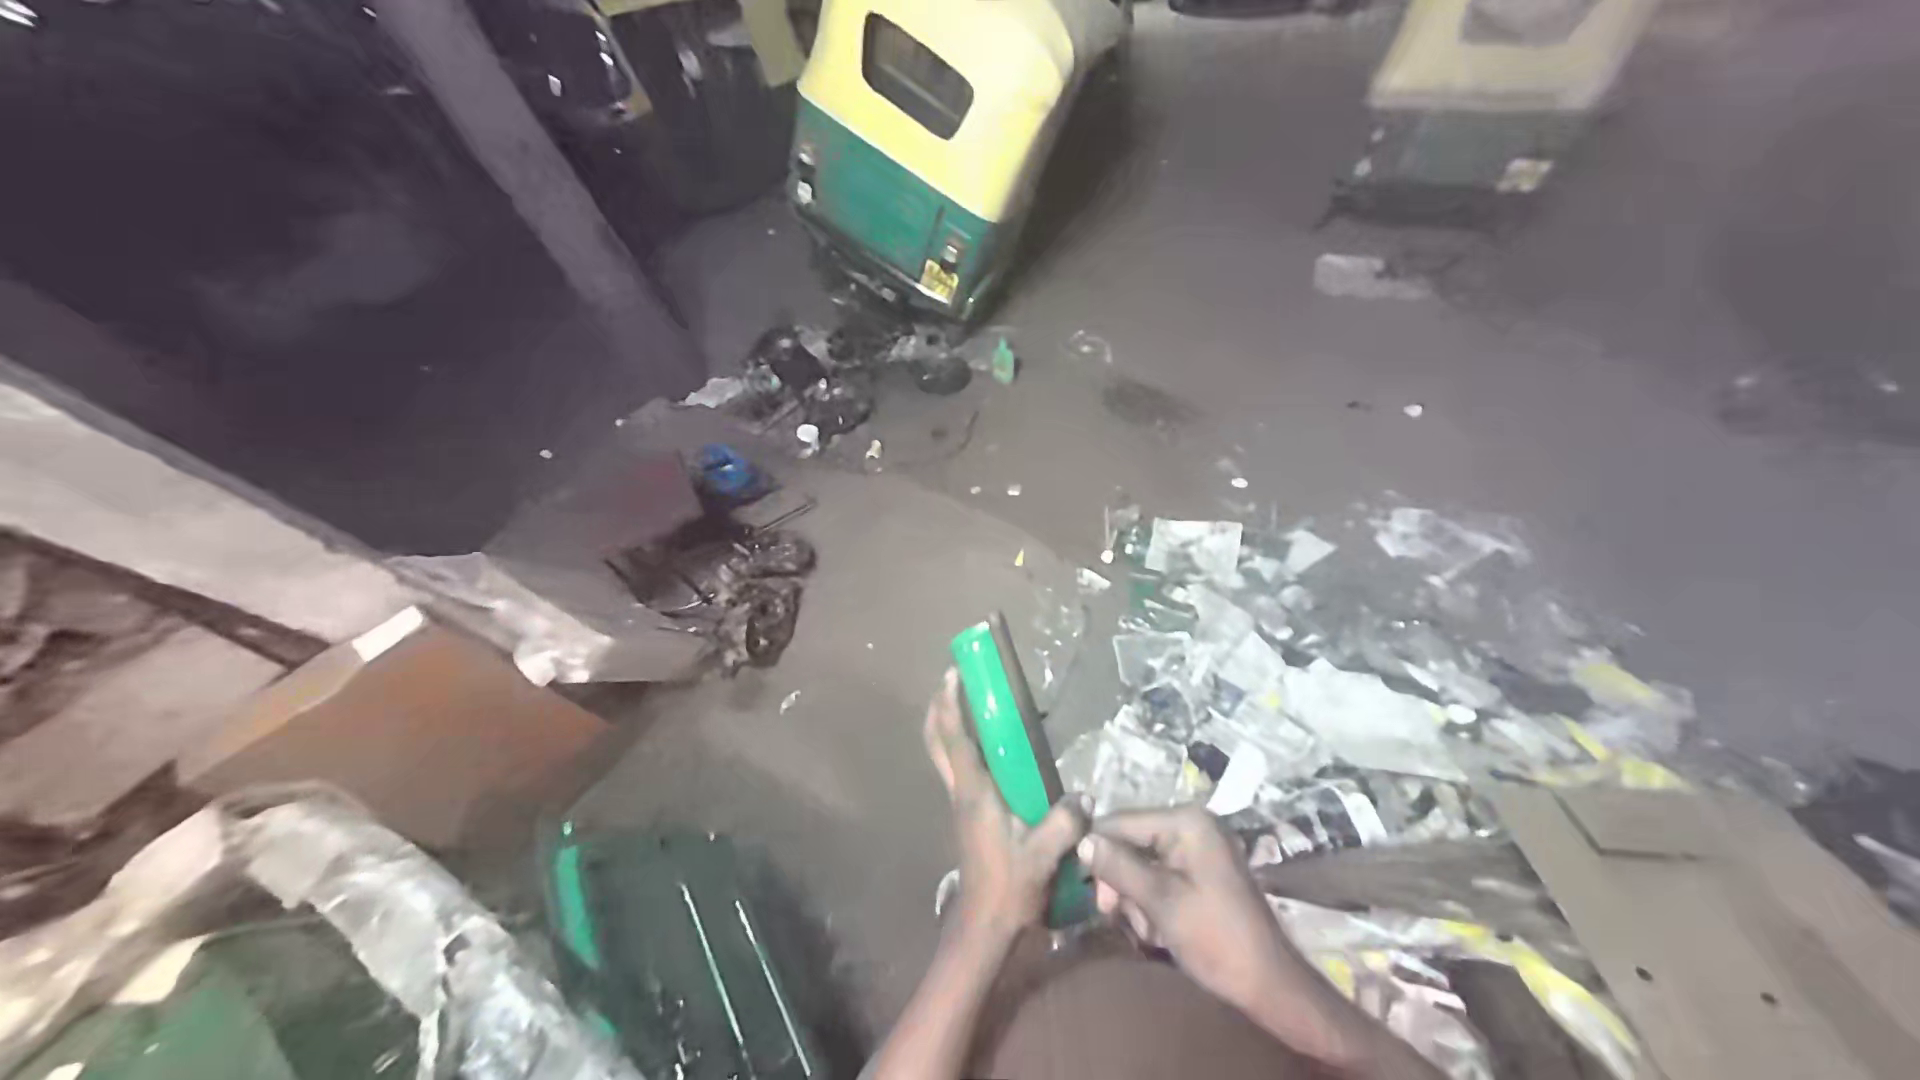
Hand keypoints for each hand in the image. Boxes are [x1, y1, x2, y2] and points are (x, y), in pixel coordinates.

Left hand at [923, 669, 1087, 944]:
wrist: (985, 924)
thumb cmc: (1008, 887)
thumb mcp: (1043, 856)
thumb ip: (1064, 823)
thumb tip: (1086, 797)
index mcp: (974, 792)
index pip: (956, 739)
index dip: (952, 704)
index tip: (953, 672)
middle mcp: (960, 791)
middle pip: (937, 740)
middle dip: (939, 707)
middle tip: (951, 679)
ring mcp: (959, 801)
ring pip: (942, 753)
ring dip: (945, 724)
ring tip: (963, 701)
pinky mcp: (966, 812)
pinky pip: (954, 767)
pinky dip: (958, 744)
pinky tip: (983, 745)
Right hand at [1077, 806, 1298, 1013]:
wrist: (1270, 986)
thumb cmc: (1217, 938)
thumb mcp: (1161, 902)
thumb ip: (1118, 867)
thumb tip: (1081, 841)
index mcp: (1186, 822)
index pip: (1122, 821)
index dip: (1097, 848)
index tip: (1081, 884)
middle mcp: (1191, 825)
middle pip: (1130, 841)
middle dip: (1119, 880)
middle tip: (1112, 913)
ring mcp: (1197, 847)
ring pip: (1140, 861)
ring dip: (1133, 896)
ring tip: (1144, 929)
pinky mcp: (1199, 870)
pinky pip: (1158, 874)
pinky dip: (1150, 900)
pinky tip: (1156, 929)